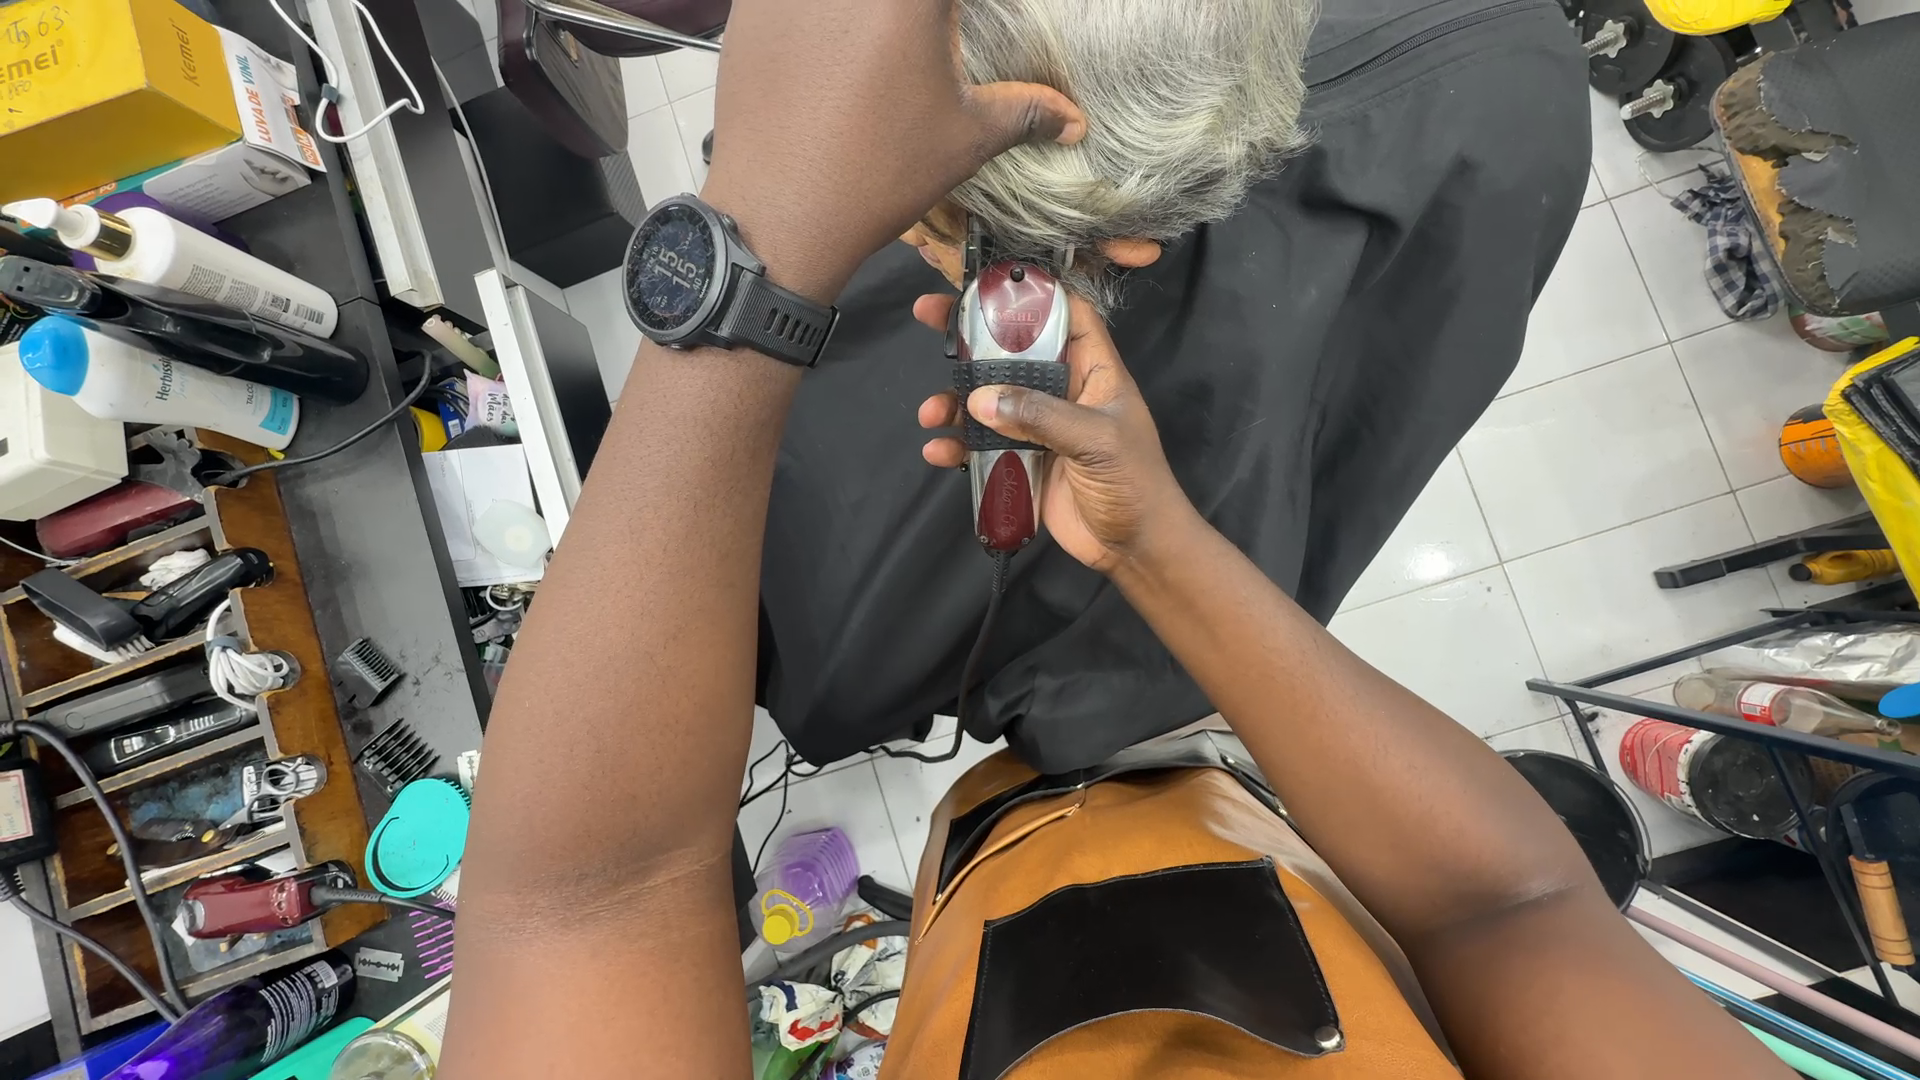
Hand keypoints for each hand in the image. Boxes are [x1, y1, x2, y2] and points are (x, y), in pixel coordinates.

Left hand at [701, 0, 1086, 303]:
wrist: (781, 214)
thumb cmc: (881, 175)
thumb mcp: (963, 140)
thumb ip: (1023, 112)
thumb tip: (1073, 119)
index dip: (966, 16)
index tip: (974, 30)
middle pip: (906, 0)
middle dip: (923, 20)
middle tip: (927, 47)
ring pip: (852, 2)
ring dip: (874, 22)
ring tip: (879, 65)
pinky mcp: (752, 3)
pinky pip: (801, 1)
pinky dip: (824, 22)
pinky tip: (833, 61)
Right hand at [914, 293, 1199, 573]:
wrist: (1133, 547)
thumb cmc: (1133, 484)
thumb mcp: (1095, 440)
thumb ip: (1039, 416)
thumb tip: (979, 399)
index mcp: (1093, 371)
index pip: (1066, 315)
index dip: (1033, 293)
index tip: (989, 280)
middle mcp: (1062, 392)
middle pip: (1013, 352)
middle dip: (970, 337)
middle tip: (927, 315)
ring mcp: (1039, 427)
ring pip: (989, 401)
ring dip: (956, 404)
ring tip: (930, 414)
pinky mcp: (1022, 461)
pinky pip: (983, 446)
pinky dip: (958, 447)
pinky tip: (939, 452)